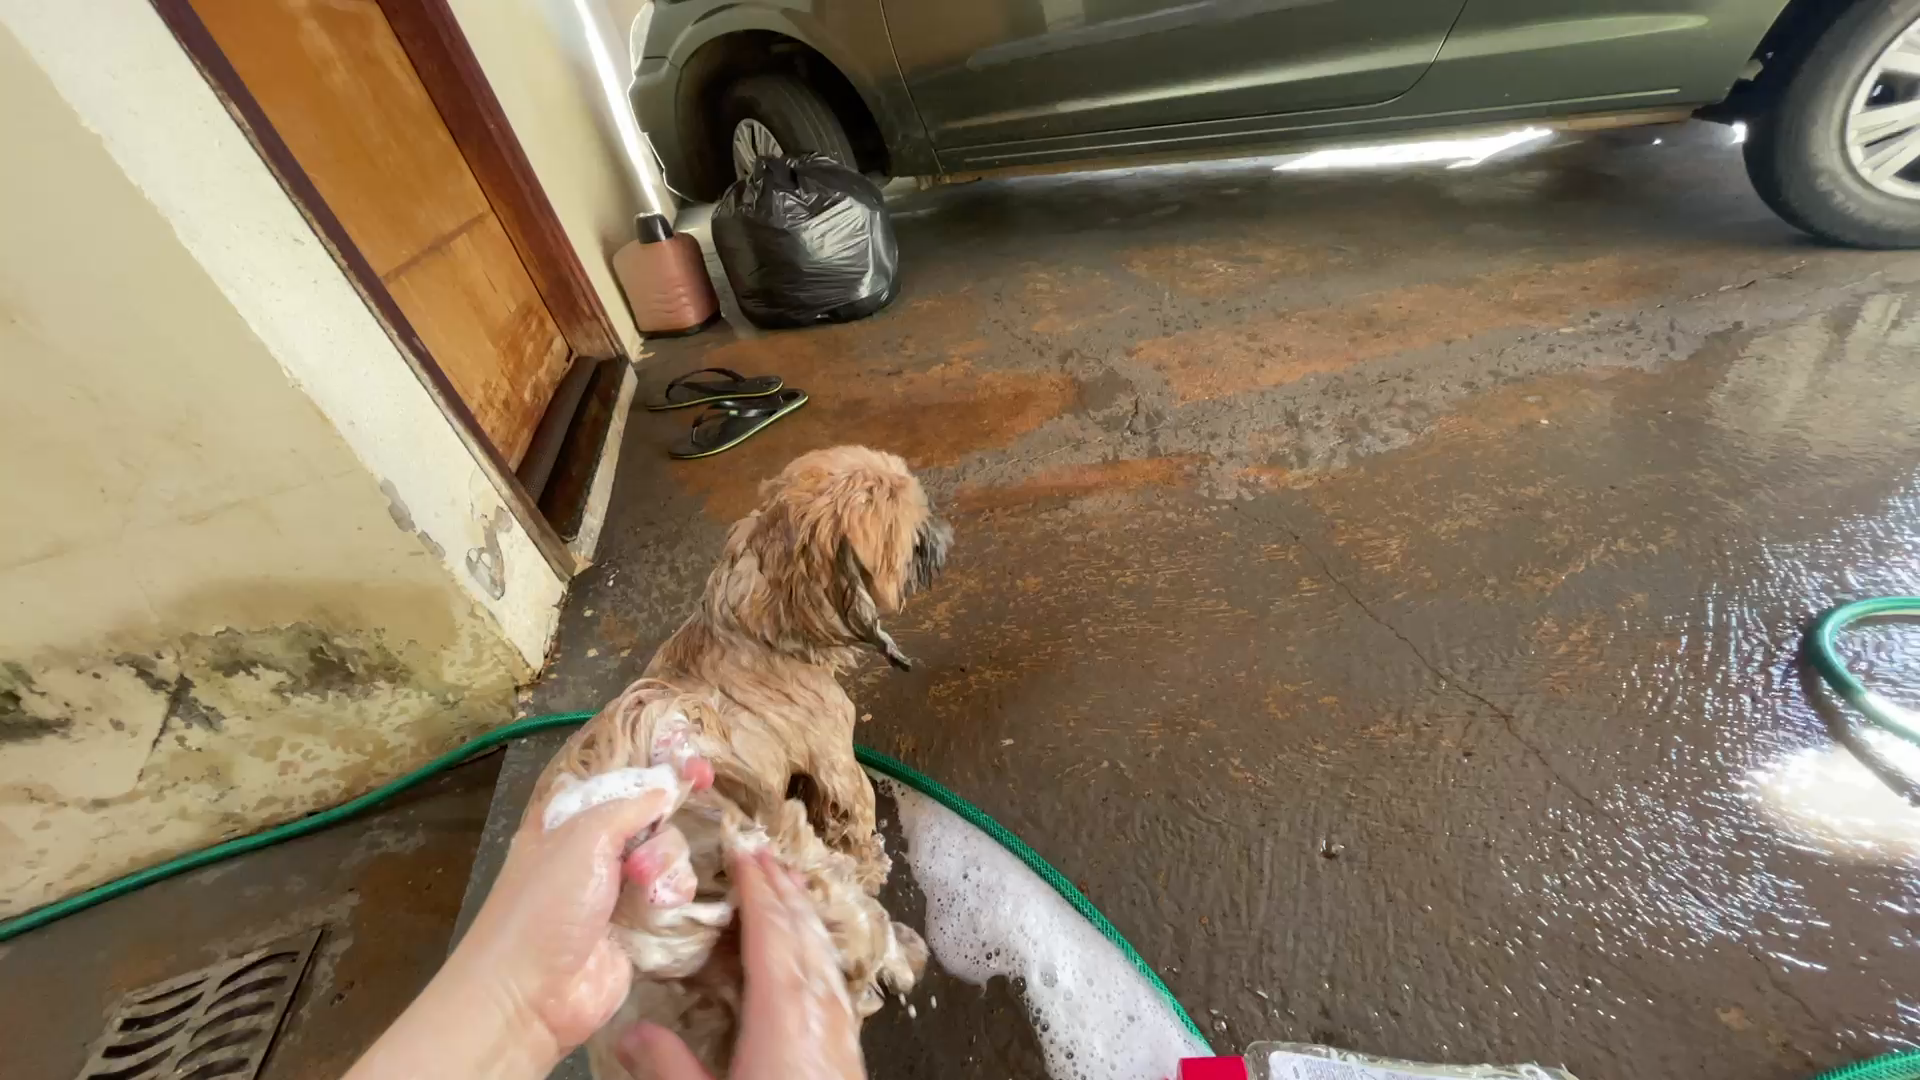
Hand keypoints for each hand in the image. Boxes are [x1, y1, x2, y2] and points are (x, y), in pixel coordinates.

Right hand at [618, 850, 864, 1079]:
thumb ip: (668, 1068)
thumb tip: (629, 1034)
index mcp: (783, 1009)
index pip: (769, 928)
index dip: (756, 884)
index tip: (743, 848)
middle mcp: (818, 1003)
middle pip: (799, 927)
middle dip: (781, 884)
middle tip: (762, 849)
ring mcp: (839, 1020)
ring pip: (820, 945)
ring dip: (801, 908)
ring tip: (787, 879)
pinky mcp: (847, 1040)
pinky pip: (831, 972)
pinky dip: (816, 942)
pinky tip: (810, 945)